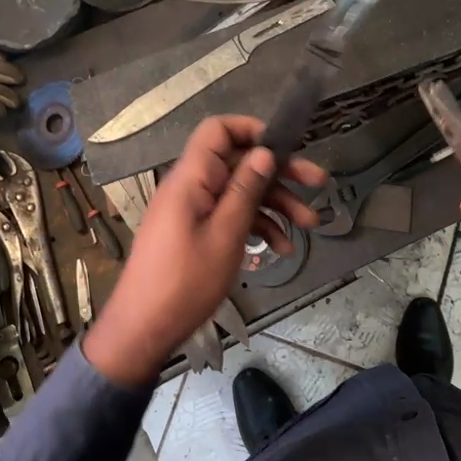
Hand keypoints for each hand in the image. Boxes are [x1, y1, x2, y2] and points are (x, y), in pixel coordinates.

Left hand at [84, 116, 325, 385]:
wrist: (142, 330)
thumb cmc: (184, 282)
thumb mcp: (224, 235)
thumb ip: (245, 190)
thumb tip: (265, 151)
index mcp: (191, 178)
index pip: (218, 130)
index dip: (252, 130)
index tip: (287, 146)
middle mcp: (191, 186)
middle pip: (238, 163)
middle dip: (279, 173)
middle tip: (318, 183)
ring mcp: (192, 210)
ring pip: (240, 192)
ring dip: (275, 204)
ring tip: (309, 225)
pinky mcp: (195, 232)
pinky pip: (230, 216)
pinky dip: (256, 226)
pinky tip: (281, 248)